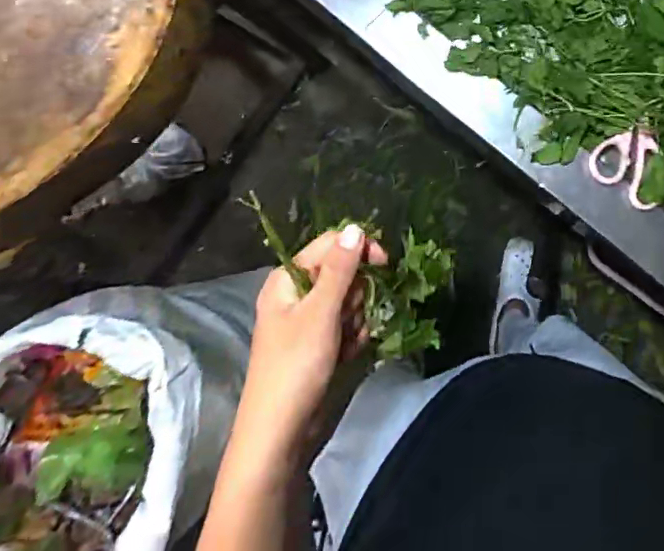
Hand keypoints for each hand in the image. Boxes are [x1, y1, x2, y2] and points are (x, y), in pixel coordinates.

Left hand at [238, 225, 388, 451]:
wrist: (279, 436)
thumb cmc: (296, 367)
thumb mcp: (321, 313)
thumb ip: (341, 269)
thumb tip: (356, 228)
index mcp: (287, 278)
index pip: (331, 244)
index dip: (359, 249)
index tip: (385, 266)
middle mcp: (295, 293)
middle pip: (342, 271)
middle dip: (357, 292)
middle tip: (351, 317)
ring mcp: (306, 319)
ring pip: (348, 299)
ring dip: (357, 317)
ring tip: (347, 341)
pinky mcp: (317, 343)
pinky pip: (345, 324)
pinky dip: (352, 336)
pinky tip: (349, 353)